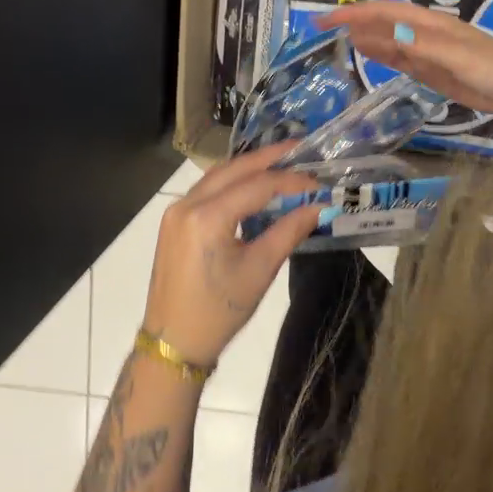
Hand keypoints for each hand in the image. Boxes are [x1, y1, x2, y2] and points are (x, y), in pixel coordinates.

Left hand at [142, 142, 322, 367]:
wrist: (173, 343)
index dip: (291, 180)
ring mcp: (176, 210)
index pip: (257, 185)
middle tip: (299, 148)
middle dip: (268, 158)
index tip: (318, 182)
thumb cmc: (220, 311)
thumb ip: (289, 231)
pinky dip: (231, 182)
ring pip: (218, 175)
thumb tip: (318, 206)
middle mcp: (188, 203)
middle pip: (234, 169)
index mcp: (208, 216)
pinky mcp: (173, 221)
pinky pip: (206, 190)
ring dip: (249, 167)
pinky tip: (252, 185)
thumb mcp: (260, 270)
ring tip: (280, 162)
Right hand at [319, 0, 492, 118]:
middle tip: (321, 25)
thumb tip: (384, 35)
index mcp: (431, 22)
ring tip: (336, 36)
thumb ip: (421, 47)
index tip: (328, 17)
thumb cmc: (491, 67)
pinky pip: (398, 58)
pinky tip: (365, 51)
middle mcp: (425, 32)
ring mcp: (426, 51)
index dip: (356, 11)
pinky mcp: (429, 69)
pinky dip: (379, 53)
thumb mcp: (456, 57)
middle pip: (383, 21)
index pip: (385, 11)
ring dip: (363, 36)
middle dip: (353, 20)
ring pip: (388, 39)